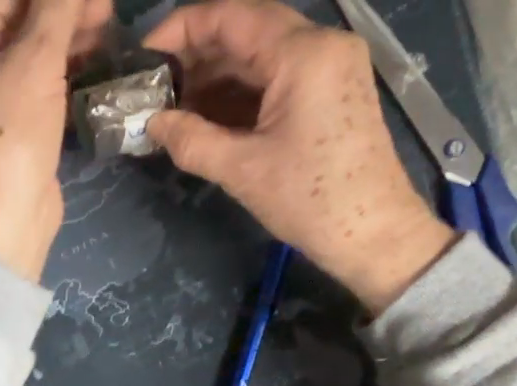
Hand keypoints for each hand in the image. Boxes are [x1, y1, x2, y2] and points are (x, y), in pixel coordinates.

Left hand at [0, 0, 112, 281]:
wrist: (9, 209)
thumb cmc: (15, 128)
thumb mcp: (37, 57)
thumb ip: (57, 7)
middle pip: (24, 18)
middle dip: (65, 8)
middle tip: (107, 8)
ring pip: (37, 50)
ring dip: (71, 35)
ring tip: (108, 28)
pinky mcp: (20, 123)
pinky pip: (44, 80)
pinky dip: (68, 66)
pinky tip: (96, 58)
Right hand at [143, 0, 455, 312]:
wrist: (373, 233)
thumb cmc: (310, 200)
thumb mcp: (241, 170)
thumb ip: (190, 140)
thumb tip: (151, 123)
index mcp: (303, 53)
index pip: (229, 16)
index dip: (180, 30)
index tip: (143, 59)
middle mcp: (320, 45)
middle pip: (244, 29)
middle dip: (194, 55)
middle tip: (152, 88)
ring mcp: (329, 67)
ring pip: (258, 54)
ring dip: (213, 76)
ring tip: (171, 108)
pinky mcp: (329, 92)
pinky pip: (275, 77)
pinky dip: (238, 92)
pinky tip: (204, 117)